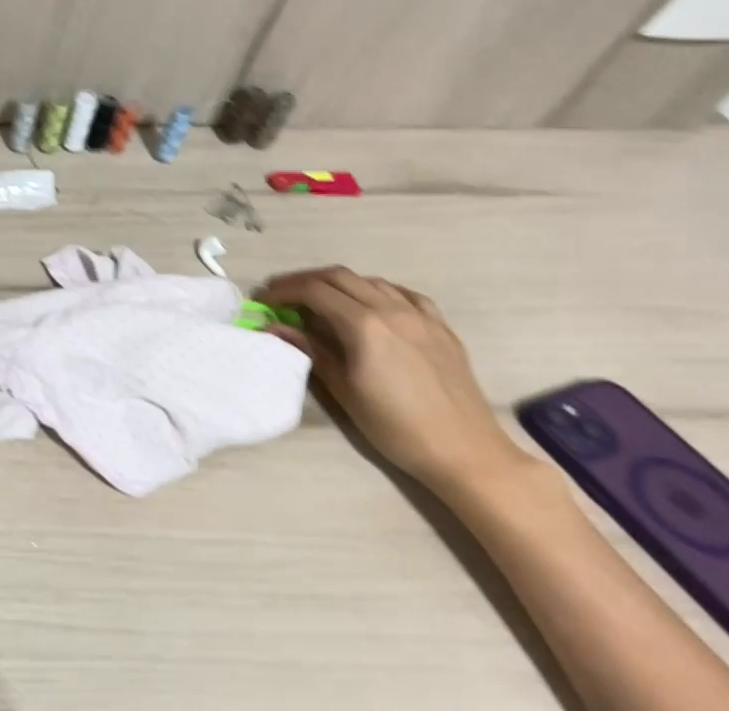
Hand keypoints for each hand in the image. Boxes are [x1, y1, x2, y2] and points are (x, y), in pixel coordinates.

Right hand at [261, 267, 534, 496]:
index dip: (283, 291)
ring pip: (371, 281)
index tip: (262, 300)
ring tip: (320, 301)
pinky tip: (371, 305)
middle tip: (281, 295)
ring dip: (339, 284)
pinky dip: (378, 292)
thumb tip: (277, 328)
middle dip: (305, 281)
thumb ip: (312, 351)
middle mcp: (393, 310)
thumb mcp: (344, 391)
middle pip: (340, 277)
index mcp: (365, 325)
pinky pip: (405, 295)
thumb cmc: (396, 427)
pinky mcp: (442, 328)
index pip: (314, 291)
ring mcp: (422, 317)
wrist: (466, 452)